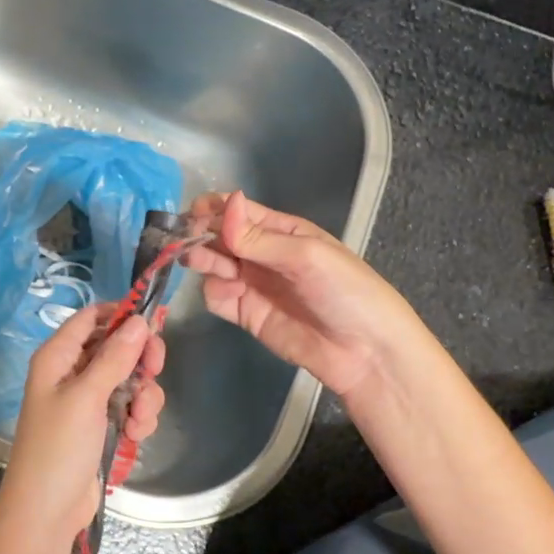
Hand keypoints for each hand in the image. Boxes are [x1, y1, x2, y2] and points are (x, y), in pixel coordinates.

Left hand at [0, 305, 165, 543]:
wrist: (47, 510)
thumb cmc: (58, 448)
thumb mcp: (86, 398)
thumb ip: (114, 358)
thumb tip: (140, 319)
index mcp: (57, 357)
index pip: (91, 317)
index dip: (122, 315)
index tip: (156, 323)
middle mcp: (70, 373)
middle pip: (116, 347)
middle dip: (140, 360)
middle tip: (154, 372)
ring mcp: (86, 400)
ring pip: (129, 379)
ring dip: (143, 396)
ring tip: (139, 421)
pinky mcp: (100, 425)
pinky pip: (129, 406)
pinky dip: (139, 417)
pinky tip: (136, 435)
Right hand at [185, 191, 428, 398]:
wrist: (363, 352)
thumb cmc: (345, 291)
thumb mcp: (305, 256)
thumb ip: (258, 237)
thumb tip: (226, 202)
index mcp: (281, 231)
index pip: (238, 211)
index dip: (214, 209)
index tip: (195, 216)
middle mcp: (263, 253)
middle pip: (219, 237)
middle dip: (201, 235)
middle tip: (189, 242)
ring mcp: (253, 283)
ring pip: (212, 264)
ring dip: (204, 261)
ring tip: (201, 264)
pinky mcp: (245, 313)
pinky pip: (216, 296)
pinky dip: (213, 292)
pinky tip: (228, 293)